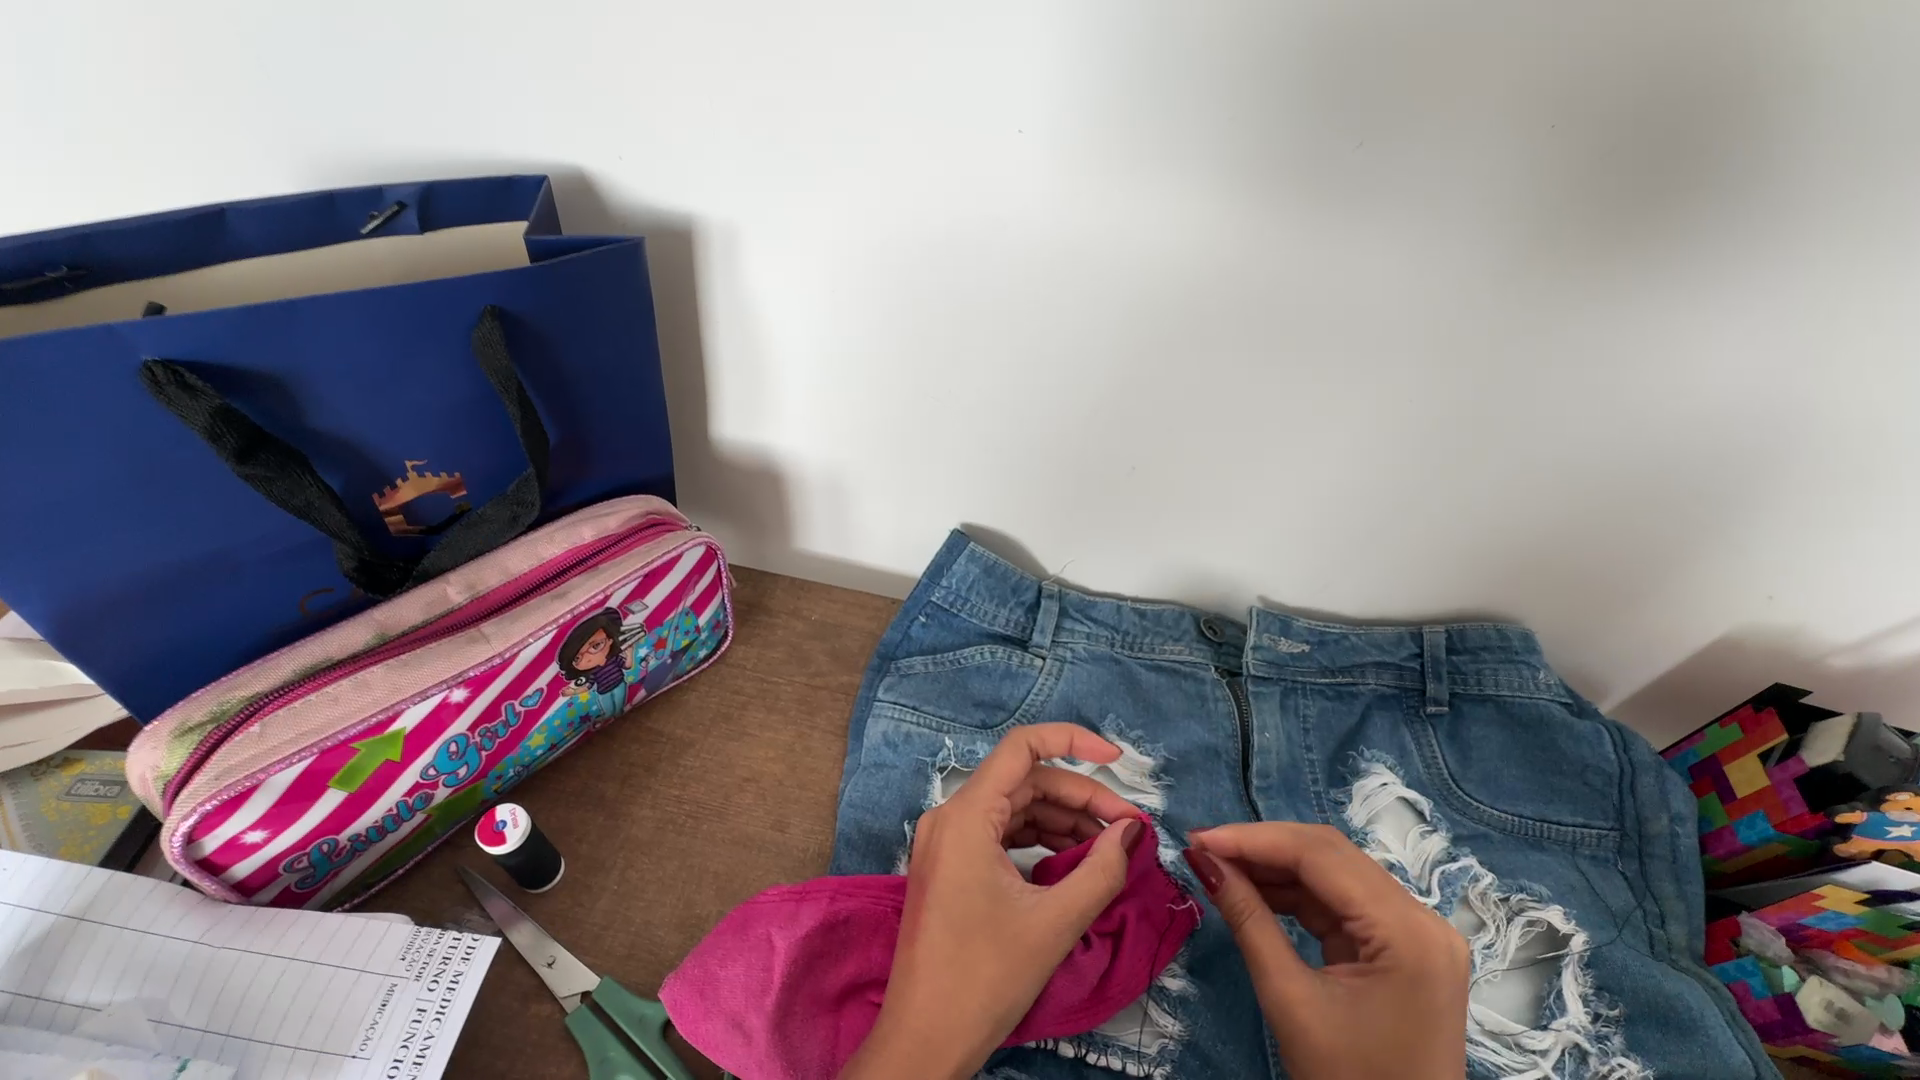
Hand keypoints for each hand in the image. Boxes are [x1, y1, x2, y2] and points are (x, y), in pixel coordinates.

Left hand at [840, 724, 1146, 1079]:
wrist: (925, 1040)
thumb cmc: (985, 978)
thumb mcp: (1055, 922)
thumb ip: (1102, 868)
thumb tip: (1133, 830)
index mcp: (965, 816)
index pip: (1022, 747)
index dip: (1072, 740)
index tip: (1117, 760)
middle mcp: (950, 816)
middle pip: (1025, 781)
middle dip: (1080, 798)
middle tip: (1129, 827)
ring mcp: (947, 842)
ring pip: (1015, 808)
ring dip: (1064, 821)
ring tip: (1110, 848)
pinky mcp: (951, 866)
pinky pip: (1001, 834)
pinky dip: (1040, 841)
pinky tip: (1074, 862)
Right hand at [1185, 823, 1468, 1079]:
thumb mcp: (1290, 999)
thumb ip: (1248, 919)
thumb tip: (1203, 861)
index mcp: (1407, 930)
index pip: (1321, 855)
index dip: (1253, 839)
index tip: (1198, 839)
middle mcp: (1422, 918)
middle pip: (1331, 856)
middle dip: (1262, 847)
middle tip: (1203, 849)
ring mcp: (1417, 933)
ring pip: (1335, 874)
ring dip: (1276, 867)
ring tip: (1219, 868)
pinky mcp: (1403, 948)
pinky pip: (1342, 903)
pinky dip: (1296, 895)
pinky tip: (1254, 891)